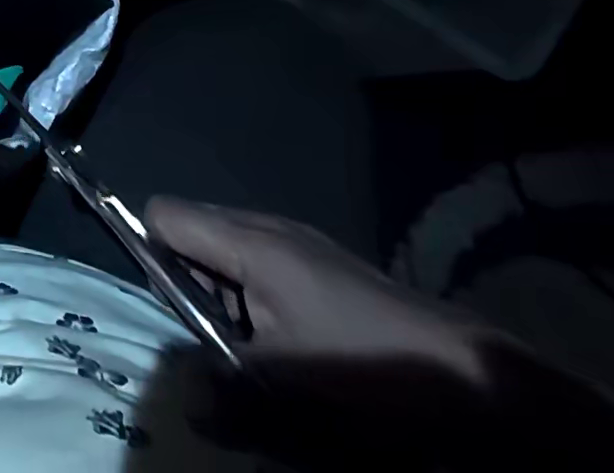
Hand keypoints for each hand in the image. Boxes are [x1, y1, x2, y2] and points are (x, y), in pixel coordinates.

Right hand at [145, 197, 486, 383]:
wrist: (464, 372)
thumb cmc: (365, 367)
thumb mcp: (286, 386)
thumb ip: (219, 389)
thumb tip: (183, 397)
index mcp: (249, 242)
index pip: (165, 216)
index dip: (149, 251)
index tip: (167, 306)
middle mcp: (267, 228)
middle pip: (191, 233)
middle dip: (185, 284)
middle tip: (212, 339)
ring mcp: (295, 242)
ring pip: (225, 255)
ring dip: (219, 298)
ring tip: (249, 349)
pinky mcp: (316, 262)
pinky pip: (257, 267)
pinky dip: (249, 299)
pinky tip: (281, 344)